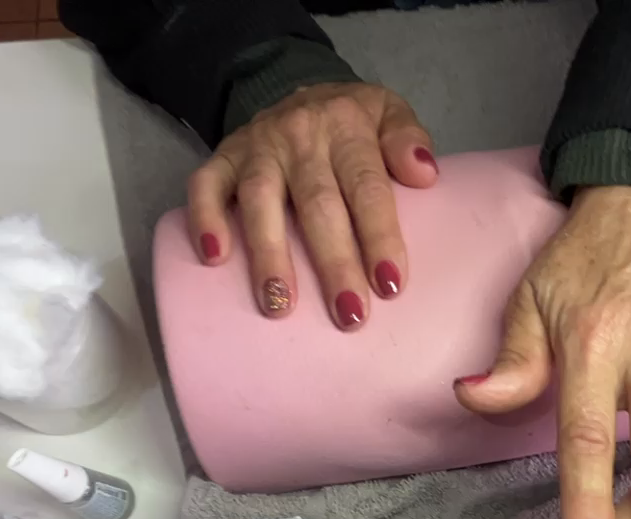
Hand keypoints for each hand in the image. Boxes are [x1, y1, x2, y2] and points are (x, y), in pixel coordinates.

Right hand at [187, 82, 435, 325]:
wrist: (300, 91)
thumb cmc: (353, 126)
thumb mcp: (390, 114)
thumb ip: (408, 140)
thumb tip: (425, 174)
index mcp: (348, 128)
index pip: (367, 186)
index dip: (379, 236)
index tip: (389, 285)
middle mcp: (301, 135)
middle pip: (318, 205)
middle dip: (334, 263)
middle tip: (348, 315)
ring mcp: (258, 147)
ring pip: (261, 201)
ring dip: (269, 256)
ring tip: (280, 306)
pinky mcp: (223, 157)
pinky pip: (205, 185)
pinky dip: (205, 219)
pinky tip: (214, 259)